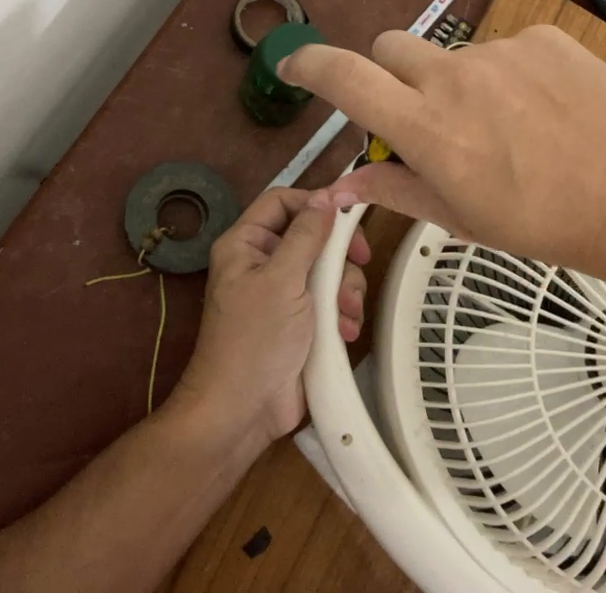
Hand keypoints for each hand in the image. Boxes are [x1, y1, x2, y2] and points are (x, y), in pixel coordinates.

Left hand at [168, 189, 370, 449]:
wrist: (244, 410)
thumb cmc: (255, 339)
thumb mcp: (283, 280)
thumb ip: (307, 236)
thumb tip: (327, 196)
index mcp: (246, 244)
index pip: (282, 202)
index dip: (315, 203)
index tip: (349, 214)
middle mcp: (263, 262)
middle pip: (312, 236)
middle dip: (338, 254)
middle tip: (360, 262)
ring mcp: (282, 293)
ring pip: (326, 269)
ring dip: (345, 288)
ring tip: (347, 313)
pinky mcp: (300, 320)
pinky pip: (329, 300)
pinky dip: (342, 313)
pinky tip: (346, 332)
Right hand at [279, 25, 605, 292]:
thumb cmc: (546, 224)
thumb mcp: (462, 219)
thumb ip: (396, 190)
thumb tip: (342, 185)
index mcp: (426, 127)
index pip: (345, 77)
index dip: (308, 64)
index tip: (294, 64)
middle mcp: (455, 77)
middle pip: (390, 48)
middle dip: (391, 76)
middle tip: (423, 116)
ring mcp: (502, 51)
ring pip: (454, 56)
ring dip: (460, 85)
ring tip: (510, 128)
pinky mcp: (545, 38)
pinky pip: (506, 50)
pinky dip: (510, 76)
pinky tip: (548, 112)